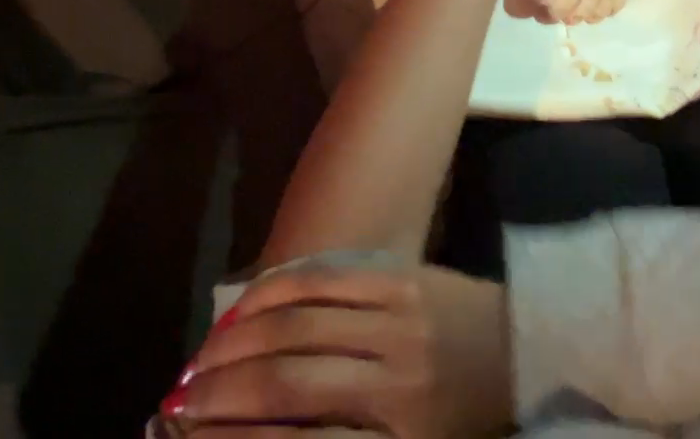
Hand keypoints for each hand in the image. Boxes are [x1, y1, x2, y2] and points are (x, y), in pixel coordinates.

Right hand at [165, 263, 512, 438]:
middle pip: (286, 382)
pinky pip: (326, 276)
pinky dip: (276, 290)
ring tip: (200, 358)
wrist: (522, 347)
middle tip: (177, 403)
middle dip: (220, 394)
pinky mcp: (401, 276)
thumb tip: (262, 430)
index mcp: (398, 437)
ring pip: (297, 322)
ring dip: (236, 342)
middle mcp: (394, 378)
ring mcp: (397, 317)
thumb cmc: (463, 417)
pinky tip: (244, 305)